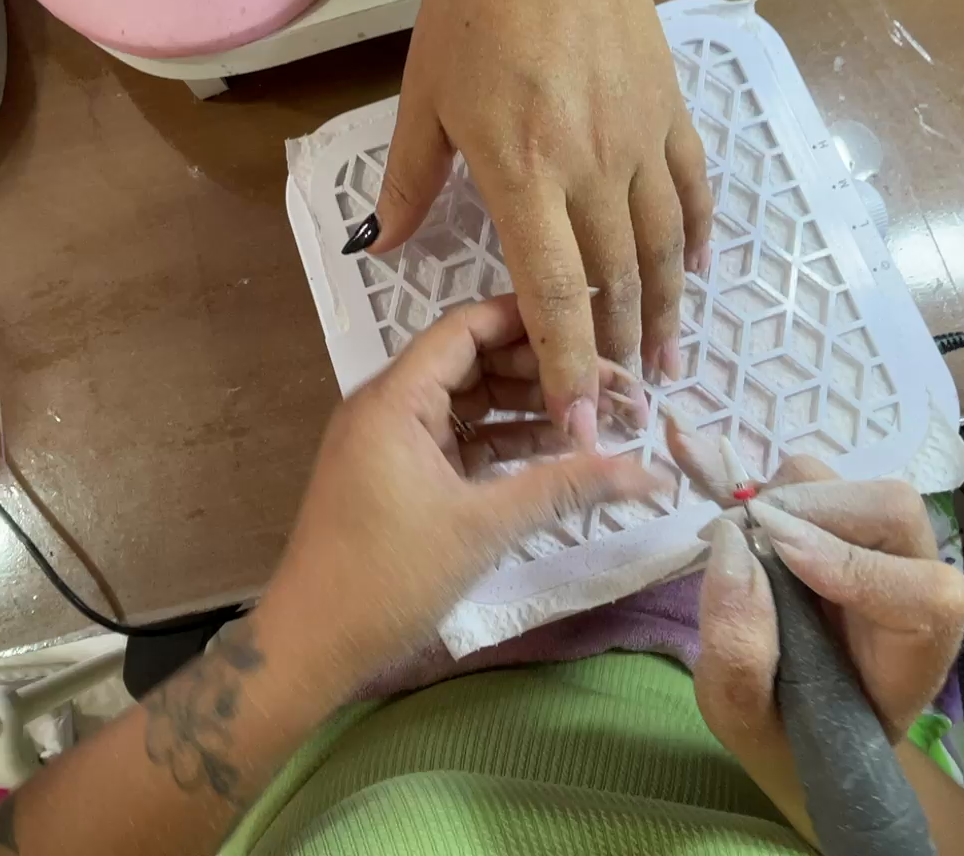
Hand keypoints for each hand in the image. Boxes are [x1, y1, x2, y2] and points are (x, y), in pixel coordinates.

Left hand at [255, 296, 658, 697]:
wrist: (312, 644)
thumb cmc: (387, 577)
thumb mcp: (483, 528)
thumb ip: (565, 488)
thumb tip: (651, 475)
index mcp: (396, 398)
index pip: (466, 328)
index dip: (528, 320)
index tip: (589, 326)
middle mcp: (390, 404)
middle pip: (474, 362)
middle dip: (540, 371)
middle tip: (609, 384)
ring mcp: (393, 438)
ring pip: (470, 401)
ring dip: (527, 408)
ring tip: (596, 417)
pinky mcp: (400, 470)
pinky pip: (459, 438)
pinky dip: (502, 441)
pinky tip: (557, 449)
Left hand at [357, 0, 711, 433]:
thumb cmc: (475, 5)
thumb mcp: (423, 97)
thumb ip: (408, 182)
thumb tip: (382, 244)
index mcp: (523, 176)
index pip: (554, 296)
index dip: (567, 366)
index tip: (580, 420)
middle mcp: (591, 172)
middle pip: (613, 285)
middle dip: (617, 353)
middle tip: (624, 404)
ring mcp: (641, 143)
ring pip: (660, 250)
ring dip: (664, 314)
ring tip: (668, 364)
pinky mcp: (671, 115)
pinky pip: (693, 192)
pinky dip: (694, 240)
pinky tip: (692, 275)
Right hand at [669, 447, 963, 757]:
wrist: (801, 723)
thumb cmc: (783, 733)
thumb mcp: (745, 718)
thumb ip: (738, 652)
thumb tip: (730, 547)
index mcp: (912, 654)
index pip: (923, 592)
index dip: (849, 562)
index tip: (770, 551)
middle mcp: (908, 585)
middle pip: (888, 510)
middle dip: (803, 509)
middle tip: (734, 536)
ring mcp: (875, 545)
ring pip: (843, 481)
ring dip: (777, 494)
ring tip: (732, 533)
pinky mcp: (835, 521)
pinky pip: (804, 476)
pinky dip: (751, 473)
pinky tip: (688, 450)